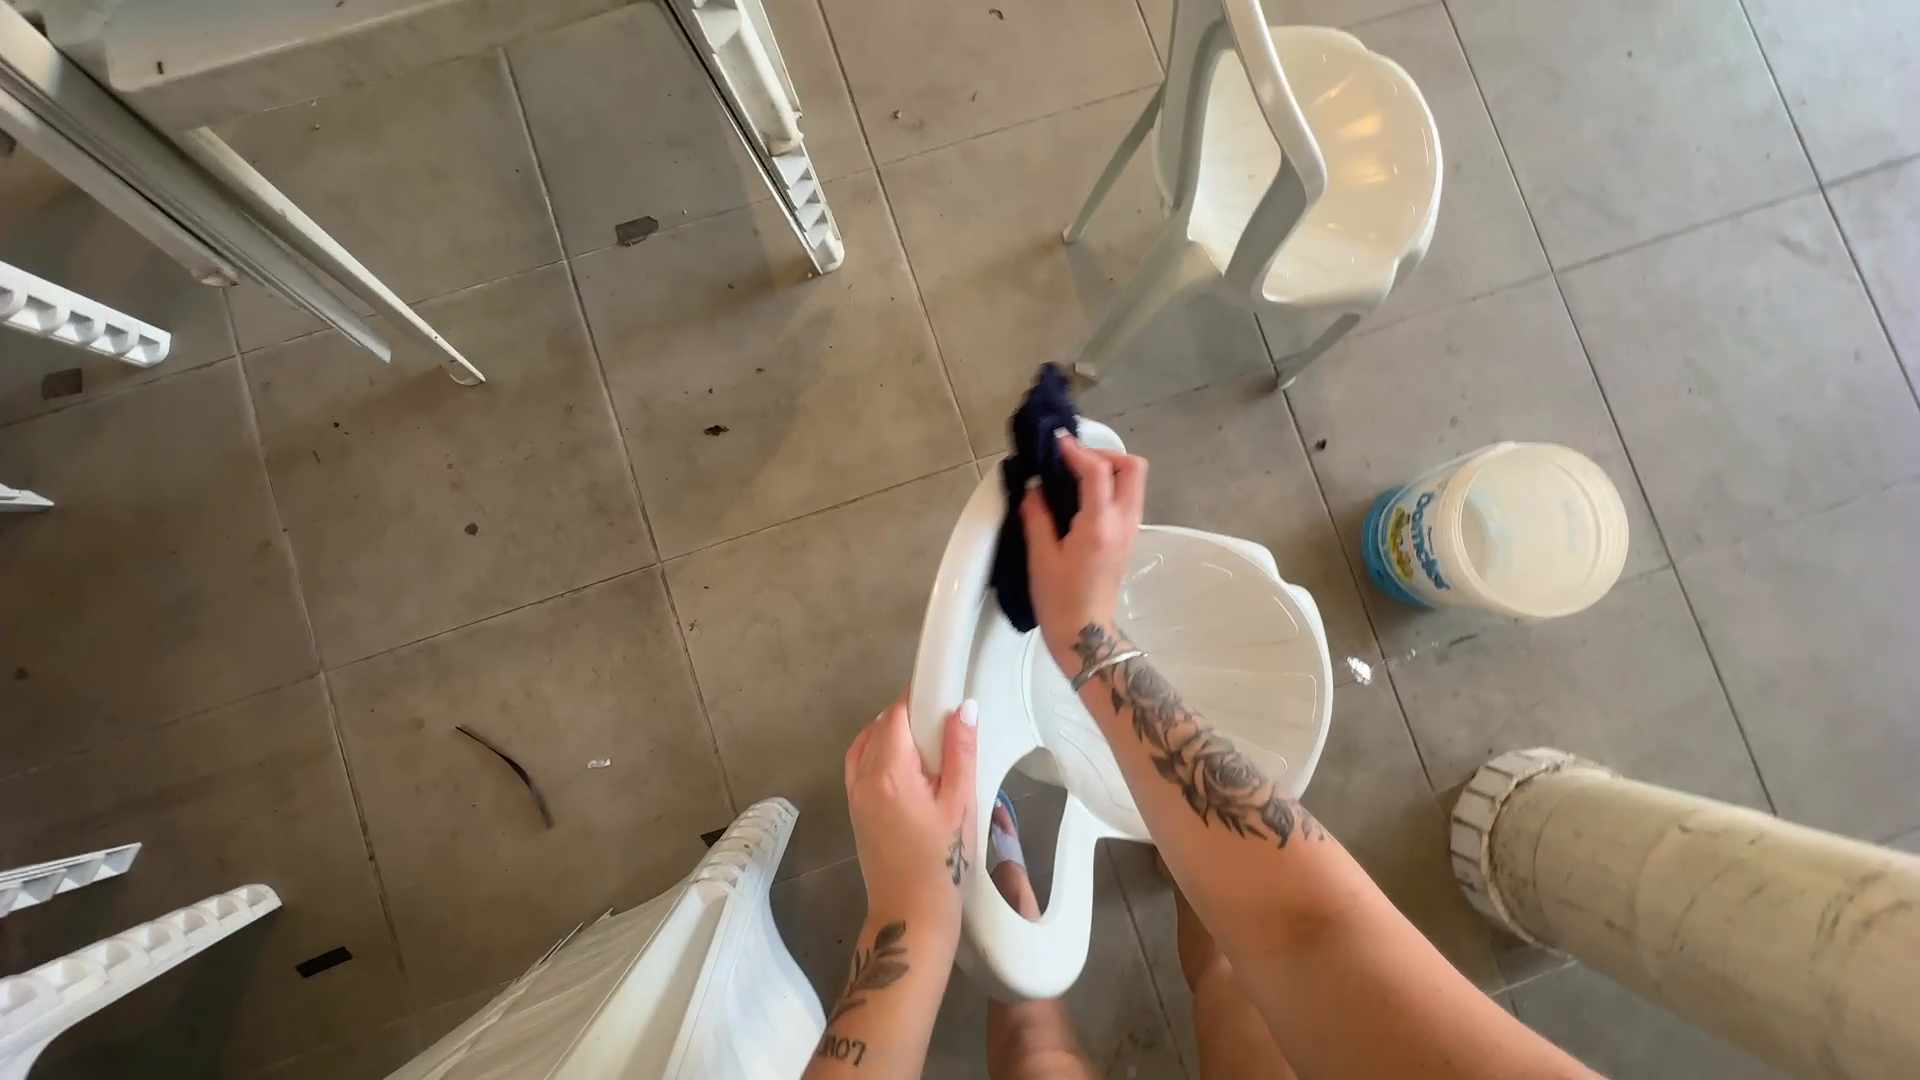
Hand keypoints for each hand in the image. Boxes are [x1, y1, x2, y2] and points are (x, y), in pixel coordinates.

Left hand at [844, 692, 978, 924]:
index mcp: (889, 772)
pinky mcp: (855, 808)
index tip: (942, 696)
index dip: (917, 699)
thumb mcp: (960, 803)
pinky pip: (860, 763)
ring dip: (892, 733)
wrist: (911, 913)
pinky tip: (906, 764)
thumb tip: (963, 706)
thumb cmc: (942, 860)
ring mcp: (854, 794)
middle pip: (881, 726)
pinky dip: (878, 751)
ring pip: (867, 742)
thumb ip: (960, 751)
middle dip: (909, 716)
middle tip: (943, 726)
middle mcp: (864, 777)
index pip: (896, 714)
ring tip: (928, 745)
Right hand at [1020, 433, 1147, 660]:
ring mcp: (1130, 530)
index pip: (1098, 472)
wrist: (1085, 632)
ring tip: (1075, 474)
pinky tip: (1081, 495)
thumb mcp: (1040, 556)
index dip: (1077, 451)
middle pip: (1132, 467)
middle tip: (1074, 459)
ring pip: (1134, 481)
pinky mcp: (1128, 538)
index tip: (1057, 443)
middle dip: (1104, 454)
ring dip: (1109, 468)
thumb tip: (1034, 488)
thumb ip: (1037, 516)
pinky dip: (1109, 485)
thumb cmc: (1059, 599)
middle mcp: (1123, 523)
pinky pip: (1127, 497)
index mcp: (1099, 526)